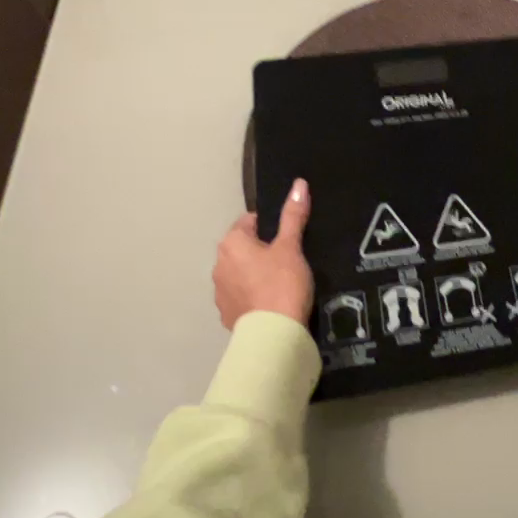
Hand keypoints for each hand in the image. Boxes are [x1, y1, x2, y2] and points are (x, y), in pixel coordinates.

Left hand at [214, 179, 313, 328]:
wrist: (274, 334)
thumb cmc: (282, 282)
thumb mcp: (291, 246)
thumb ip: (293, 215)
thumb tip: (299, 183)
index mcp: (231, 243)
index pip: (250, 222)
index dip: (271, 228)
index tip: (287, 240)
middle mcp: (219, 264)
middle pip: (243, 248)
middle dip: (261, 251)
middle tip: (288, 261)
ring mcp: (219, 291)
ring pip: (240, 272)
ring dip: (254, 273)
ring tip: (280, 283)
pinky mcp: (225, 314)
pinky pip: (240, 295)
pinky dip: (251, 295)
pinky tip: (270, 302)